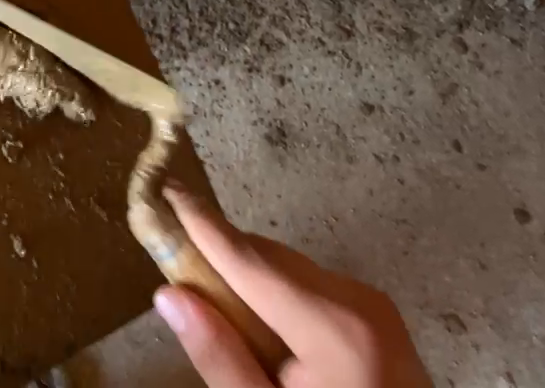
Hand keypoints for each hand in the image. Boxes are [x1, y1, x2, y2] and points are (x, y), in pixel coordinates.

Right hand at [153, 187, 431, 387]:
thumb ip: (220, 358)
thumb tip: (168, 294)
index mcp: (332, 328)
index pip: (247, 258)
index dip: (200, 221)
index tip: (165, 185)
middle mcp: (357, 300)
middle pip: (267, 257)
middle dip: (220, 254)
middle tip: (175, 258)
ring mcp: (374, 305)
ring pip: (287, 267)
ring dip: (248, 275)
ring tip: (218, 304)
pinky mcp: (379, 315)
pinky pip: (309, 284)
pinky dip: (277, 292)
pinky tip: (263, 324)